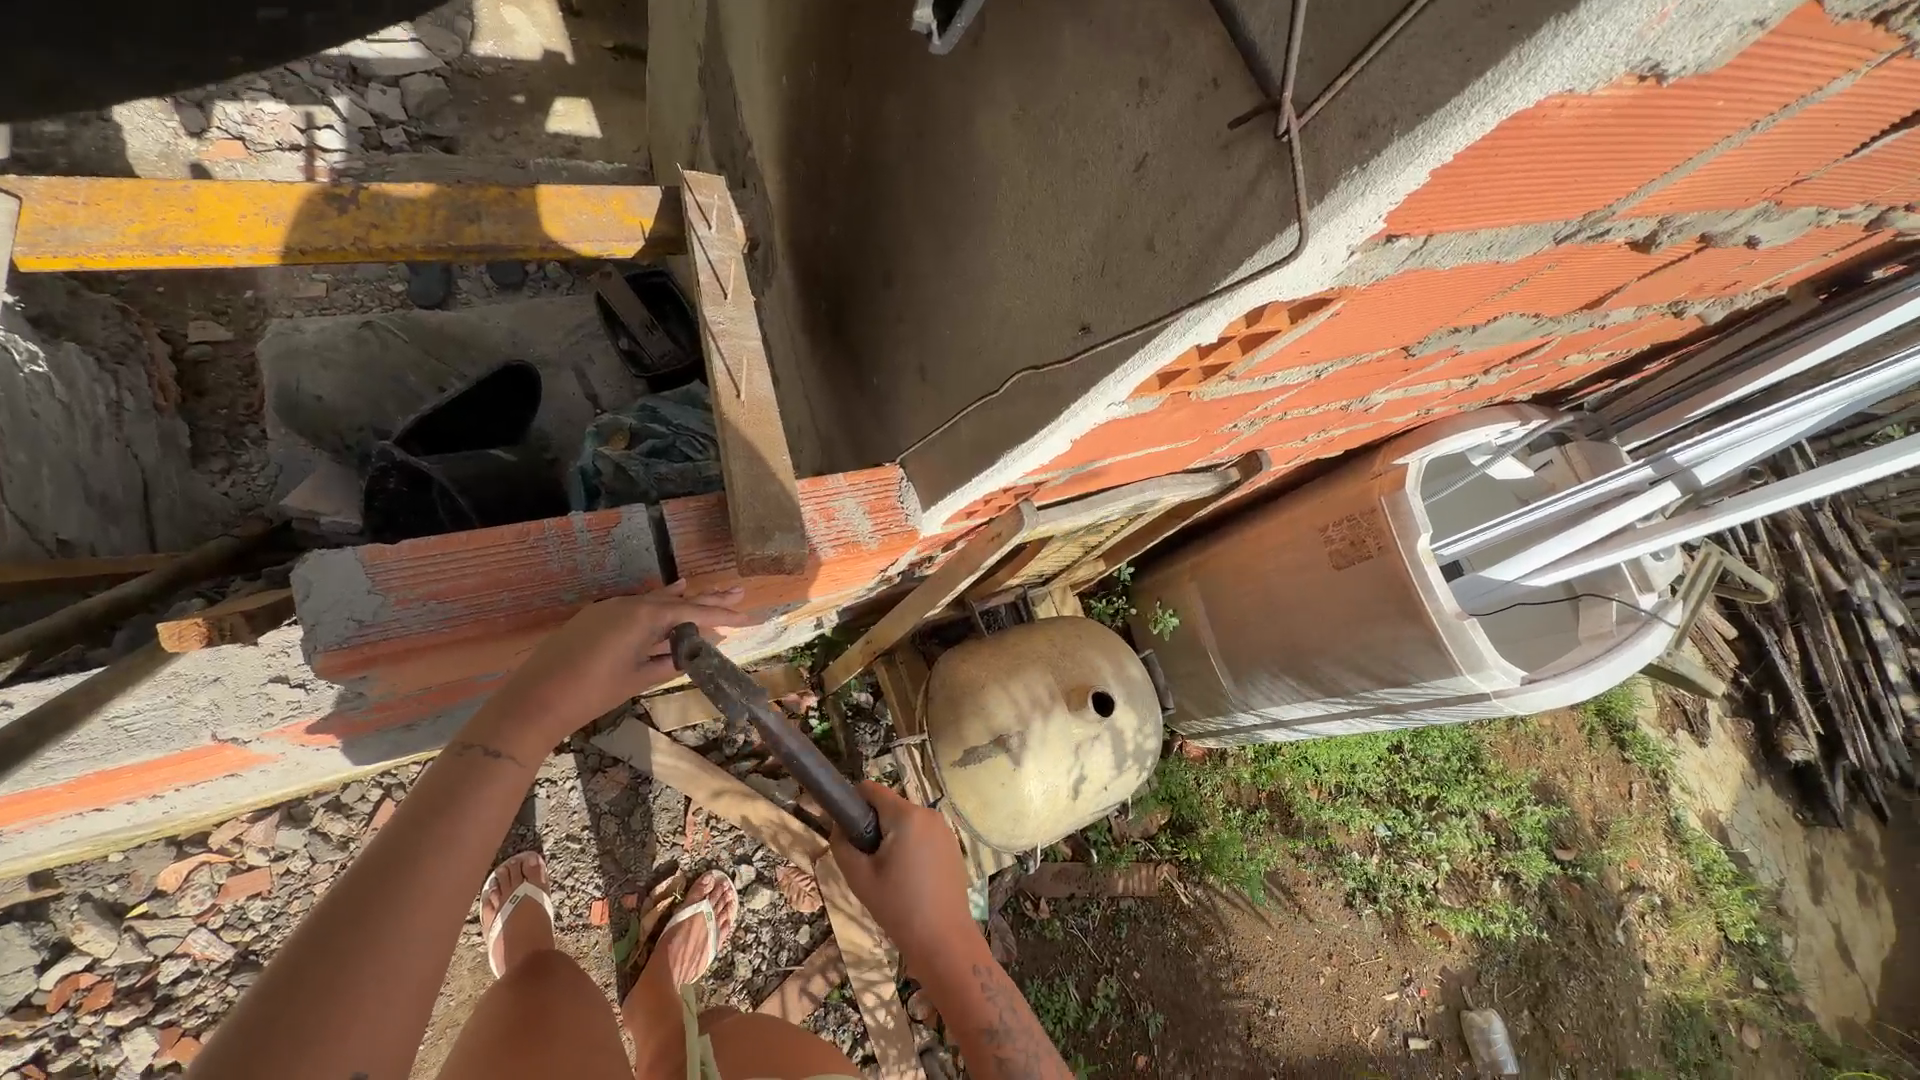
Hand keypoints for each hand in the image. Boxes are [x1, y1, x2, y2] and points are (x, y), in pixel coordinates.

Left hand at [469, 582, 742, 754]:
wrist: (534, 700)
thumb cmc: (591, 693)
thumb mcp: (638, 678)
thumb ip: (669, 661)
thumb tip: (694, 650)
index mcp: (644, 616)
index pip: (695, 613)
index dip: (724, 616)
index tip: (750, 618)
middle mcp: (630, 604)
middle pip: (679, 600)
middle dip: (710, 599)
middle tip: (740, 593)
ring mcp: (610, 609)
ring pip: (657, 602)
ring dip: (685, 601)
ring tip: (714, 592)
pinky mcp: (596, 618)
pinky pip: (638, 607)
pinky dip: (658, 606)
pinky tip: (670, 596)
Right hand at [830, 782, 976, 971]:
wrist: (943, 940)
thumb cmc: (898, 907)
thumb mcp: (859, 877)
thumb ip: (842, 844)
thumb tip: (839, 825)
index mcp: (907, 815)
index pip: (871, 790)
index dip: (853, 804)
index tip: (847, 832)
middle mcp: (929, 813)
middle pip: (889, 807)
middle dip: (874, 827)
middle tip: (868, 864)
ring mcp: (945, 829)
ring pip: (906, 822)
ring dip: (892, 839)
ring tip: (888, 876)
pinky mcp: (952, 845)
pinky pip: (922, 835)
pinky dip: (910, 848)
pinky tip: (909, 880)